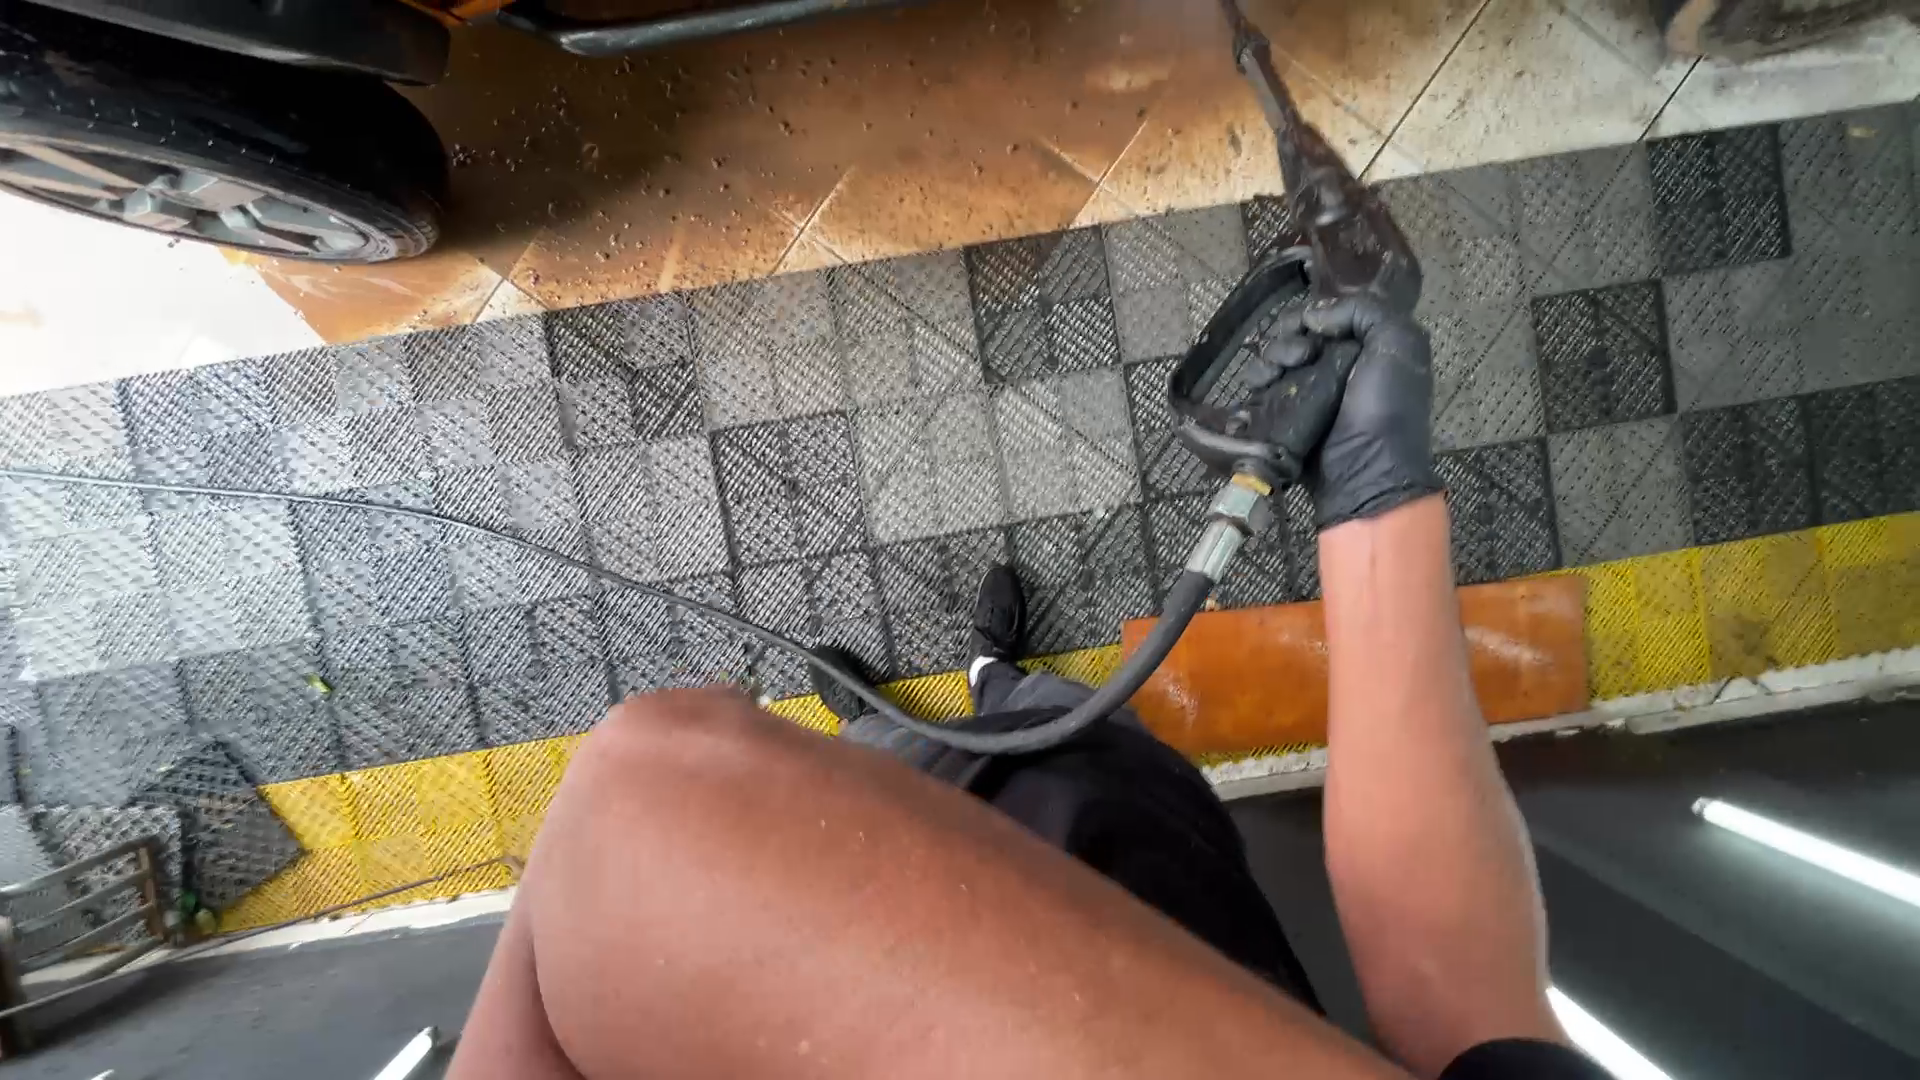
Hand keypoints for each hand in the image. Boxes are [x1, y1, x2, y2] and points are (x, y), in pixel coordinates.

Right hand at [1256, 296, 1442, 529]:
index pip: (1320, 318)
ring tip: (1274, 379)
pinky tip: (1259, 393)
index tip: (1309, 330)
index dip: (1307, 317)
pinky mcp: (1280, 421)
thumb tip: (1312, 317)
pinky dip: (1254, 389)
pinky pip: (1256, 396)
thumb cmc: (1387, 407)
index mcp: (1359, 348)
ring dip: (1266, 364)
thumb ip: (1363, 311)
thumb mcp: (1398, 343)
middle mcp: (1328, 369)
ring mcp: (1302, 397)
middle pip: (1288, 339)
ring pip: (1268, 364)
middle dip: (1284, 342)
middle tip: (1297, 359)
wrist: (1365, 469)